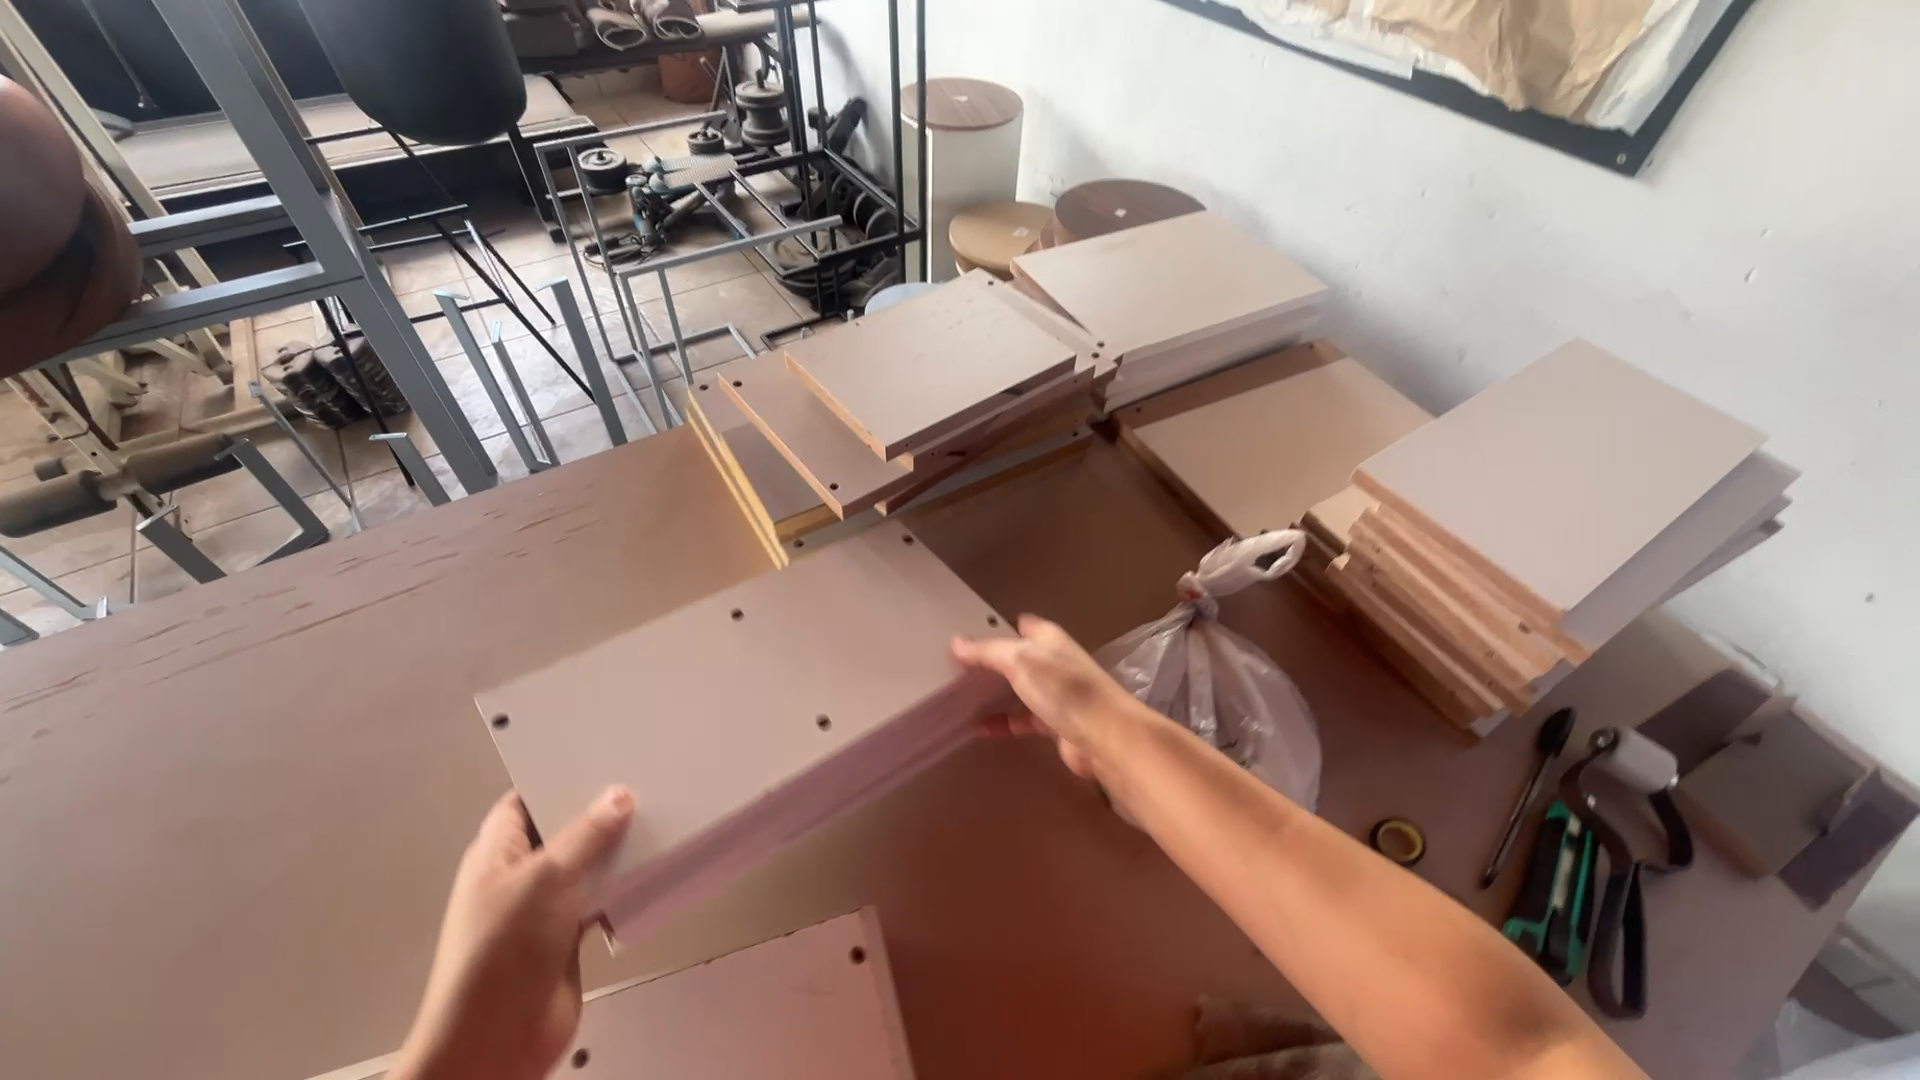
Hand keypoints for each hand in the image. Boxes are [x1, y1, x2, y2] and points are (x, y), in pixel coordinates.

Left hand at [391, 786, 634, 1079]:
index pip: (527, 798)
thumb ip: (585, 836)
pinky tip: (654, 869)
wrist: (496, 1042)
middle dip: (600, 810)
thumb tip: (618, 796)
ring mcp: (545, 905)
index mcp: (497, 852)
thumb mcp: (544, 880)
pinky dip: (625, 884)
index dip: (559, 775)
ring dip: (618, 849)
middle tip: (643, 781)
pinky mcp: (570, 933)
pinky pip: (603, 895)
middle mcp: (520, 873)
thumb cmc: (500, 955)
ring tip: (659, 816)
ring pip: (589, 862)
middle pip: (565, 828)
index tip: (602, 755)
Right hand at [951, 614, 1145, 780]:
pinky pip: (1022, 720)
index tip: (965, 631)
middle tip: (953, 664)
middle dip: (991, 660)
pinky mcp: (1055, 724)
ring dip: (995, 692)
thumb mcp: (1020, 660)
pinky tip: (978, 728)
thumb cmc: (1063, 688)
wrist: (1104, 736)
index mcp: (1048, 638)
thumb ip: (988, 652)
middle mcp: (1054, 662)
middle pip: (1017, 656)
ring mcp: (1056, 694)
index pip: (1020, 624)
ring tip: (960, 694)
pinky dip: (1002, 723)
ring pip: (1019, 688)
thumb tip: (956, 642)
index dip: (996, 625)